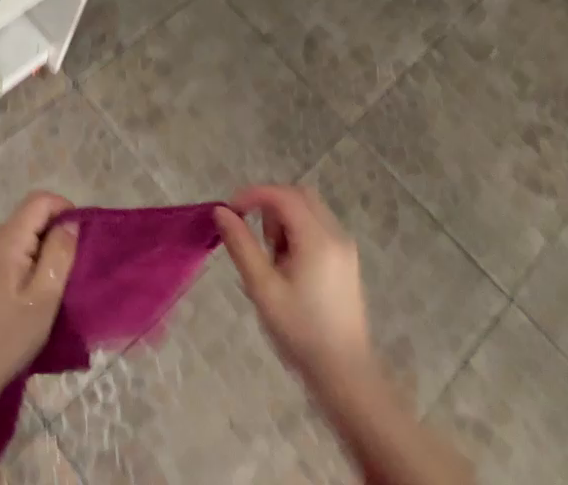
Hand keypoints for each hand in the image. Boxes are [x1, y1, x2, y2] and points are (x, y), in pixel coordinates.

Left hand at [0, 191, 79, 392]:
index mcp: (5, 237)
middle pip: (29, 218)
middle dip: (54, 238)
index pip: (40, 200)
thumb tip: (70, 222)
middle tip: (69, 276)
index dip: (66, 210)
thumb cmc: (6, 338)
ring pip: (18, 238)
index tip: (82, 240)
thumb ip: (59, 254)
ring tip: (50, 292)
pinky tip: (26, 300)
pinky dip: (23, 266)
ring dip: (39, 255)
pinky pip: (6, 253)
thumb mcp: (44, 298)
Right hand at [214, 184, 372, 393]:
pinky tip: (287, 268)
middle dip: (270, 205)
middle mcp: (336, 235)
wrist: (344, 372)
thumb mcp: (262, 288)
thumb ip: (241, 245)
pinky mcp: (346, 262)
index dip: (253, 195)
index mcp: (317, 239)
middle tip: (253, 235)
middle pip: (300, 196)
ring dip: (284, 221)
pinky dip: (297, 233)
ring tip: (271, 259)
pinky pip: (318, 229)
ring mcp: (345, 248)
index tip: (230, 211)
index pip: (283, 195)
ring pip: (310, 211)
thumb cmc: (299, 331)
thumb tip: (221, 211)